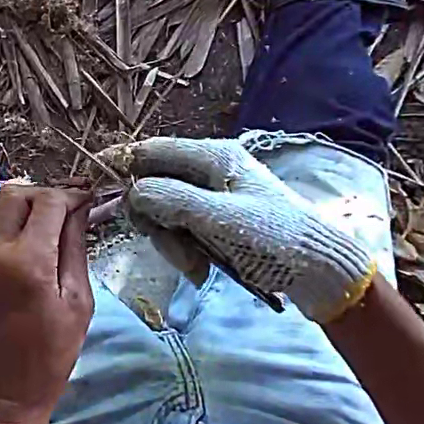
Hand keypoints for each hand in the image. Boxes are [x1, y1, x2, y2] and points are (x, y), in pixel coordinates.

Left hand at [0, 185, 94, 423]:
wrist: (9, 389)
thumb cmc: (52, 352)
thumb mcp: (78, 300)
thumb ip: (75, 247)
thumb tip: (80, 210)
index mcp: (26, 259)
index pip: (47, 202)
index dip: (73, 195)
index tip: (92, 200)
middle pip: (15, 193)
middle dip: (47, 192)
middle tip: (75, 206)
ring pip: (4, 208)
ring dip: (33, 205)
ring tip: (64, 220)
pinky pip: (1, 229)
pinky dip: (24, 222)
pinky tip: (48, 237)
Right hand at [99, 137, 376, 322]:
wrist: (323, 272)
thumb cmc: (275, 239)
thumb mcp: (219, 219)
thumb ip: (171, 200)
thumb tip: (133, 191)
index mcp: (214, 157)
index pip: (154, 150)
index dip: (125, 166)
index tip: (99, 186)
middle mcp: (211, 170)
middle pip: (157, 184)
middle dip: (156, 218)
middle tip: (173, 247)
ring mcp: (215, 196)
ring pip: (168, 210)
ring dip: (172, 240)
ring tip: (195, 265)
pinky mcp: (219, 220)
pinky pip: (185, 228)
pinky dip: (186, 248)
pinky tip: (202, 268)